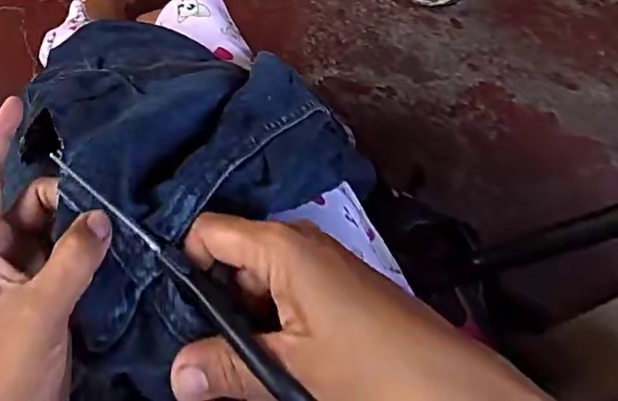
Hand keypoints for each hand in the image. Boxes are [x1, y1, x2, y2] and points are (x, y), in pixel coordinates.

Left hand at [0, 96, 113, 400]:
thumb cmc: (6, 371)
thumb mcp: (38, 311)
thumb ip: (71, 260)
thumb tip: (101, 214)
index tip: (17, 102)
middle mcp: (6, 249)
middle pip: (36, 197)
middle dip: (66, 191)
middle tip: (101, 201)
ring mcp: (30, 269)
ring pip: (59, 221)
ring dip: (84, 216)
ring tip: (115, 215)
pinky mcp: (54, 287)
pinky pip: (75, 246)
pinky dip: (93, 237)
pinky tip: (117, 233)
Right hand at [170, 214, 550, 400]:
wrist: (453, 387)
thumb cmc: (373, 366)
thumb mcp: (296, 371)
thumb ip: (231, 369)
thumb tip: (175, 371)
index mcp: (279, 244)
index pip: (208, 231)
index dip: (183, 262)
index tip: (164, 307)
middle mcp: (293, 242)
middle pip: (228, 261)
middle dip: (210, 304)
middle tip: (189, 352)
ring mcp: (314, 266)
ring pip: (254, 287)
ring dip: (239, 323)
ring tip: (223, 366)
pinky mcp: (330, 290)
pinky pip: (281, 299)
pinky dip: (266, 327)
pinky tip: (265, 364)